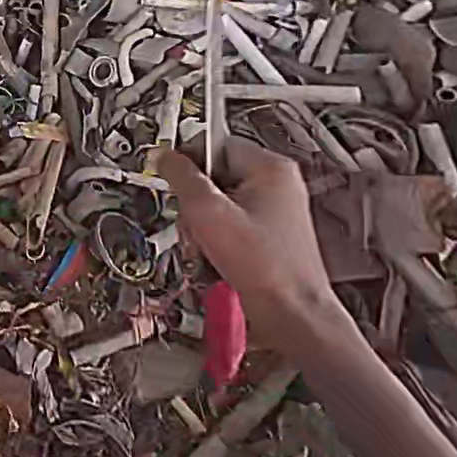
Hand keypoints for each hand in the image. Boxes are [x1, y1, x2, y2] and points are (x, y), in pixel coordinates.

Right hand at [157, 138, 350, 349]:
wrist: (291, 313)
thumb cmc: (262, 265)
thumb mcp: (206, 210)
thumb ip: (181, 176)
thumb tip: (164, 155)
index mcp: (270, 167)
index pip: (212, 143)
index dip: (188, 164)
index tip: (176, 183)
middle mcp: (277, 183)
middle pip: (211, 175)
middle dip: (194, 201)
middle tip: (197, 222)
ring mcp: (274, 208)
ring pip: (215, 200)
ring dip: (201, 222)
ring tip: (207, 244)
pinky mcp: (267, 231)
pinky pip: (226, 221)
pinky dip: (213, 236)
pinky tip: (215, 254)